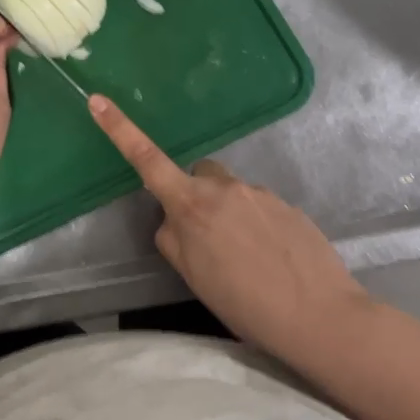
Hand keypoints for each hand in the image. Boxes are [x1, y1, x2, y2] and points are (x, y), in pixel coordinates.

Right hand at [89, 94, 368, 361]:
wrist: (323, 318)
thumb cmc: (246, 303)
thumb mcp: (192, 276)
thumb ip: (173, 239)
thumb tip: (174, 220)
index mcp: (191, 204)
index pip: (146, 159)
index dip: (120, 129)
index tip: (97, 100)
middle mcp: (224, 188)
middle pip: (199, 174)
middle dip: (196, 194)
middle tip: (206, 238)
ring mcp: (261, 194)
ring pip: (232, 194)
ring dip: (229, 215)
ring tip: (246, 260)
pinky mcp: (290, 208)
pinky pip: (260, 208)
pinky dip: (258, 228)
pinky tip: (271, 262)